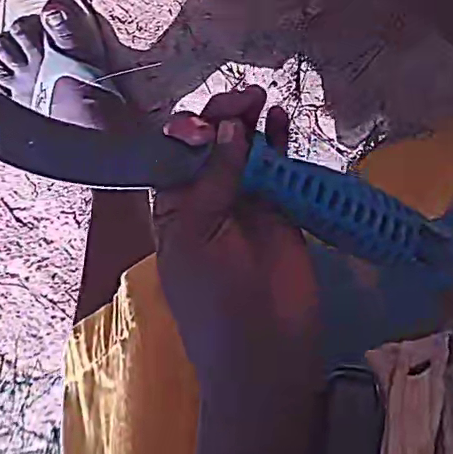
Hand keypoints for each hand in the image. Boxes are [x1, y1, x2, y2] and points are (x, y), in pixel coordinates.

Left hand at [154, 86, 319, 397]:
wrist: (266, 354)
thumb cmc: (215, 300)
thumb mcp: (196, 238)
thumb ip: (212, 181)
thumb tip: (226, 128)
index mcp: (173, 201)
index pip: (175, 150)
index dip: (187, 130)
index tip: (204, 125)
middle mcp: (206, 192)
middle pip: (211, 141)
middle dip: (221, 115)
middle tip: (242, 100)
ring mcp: (244, 197)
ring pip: (244, 146)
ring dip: (248, 119)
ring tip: (259, 100)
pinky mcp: (278, 205)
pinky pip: (276, 164)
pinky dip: (277, 139)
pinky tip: (279, 117)